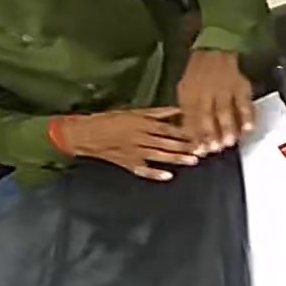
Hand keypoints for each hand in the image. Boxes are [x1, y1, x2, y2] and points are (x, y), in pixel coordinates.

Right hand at [53, 106, 199, 181]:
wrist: (81, 133)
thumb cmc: (110, 120)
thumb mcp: (134, 112)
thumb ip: (158, 113)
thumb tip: (180, 109)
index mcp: (142, 124)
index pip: (169, 129)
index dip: (186, 133)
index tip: (203, 136)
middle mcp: (139, 137)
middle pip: (166, 142)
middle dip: (186, 147)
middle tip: (204, 150)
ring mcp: (133, 151)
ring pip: (158, 155)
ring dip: (176, 158)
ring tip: (193, 160)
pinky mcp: (126, 162)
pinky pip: (141, 169)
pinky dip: (153, 173)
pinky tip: (168, 176)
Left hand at [176, 48, 254, 152]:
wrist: (215, 49)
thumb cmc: (201, 71)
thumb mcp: (186, 88)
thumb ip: (189, 108)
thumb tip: (191, 129)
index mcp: (189, 94)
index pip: (190, 119)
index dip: (194, 135)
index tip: (198, 150)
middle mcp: (204, 92)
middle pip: (206, 117)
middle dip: (210, 135)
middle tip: (214, 149)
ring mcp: (223, 90)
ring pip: (224, 112)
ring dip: (227, 129)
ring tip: (229, 142)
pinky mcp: (240, 87)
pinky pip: (244, 104)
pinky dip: (247, 117)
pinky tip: (249, 128)